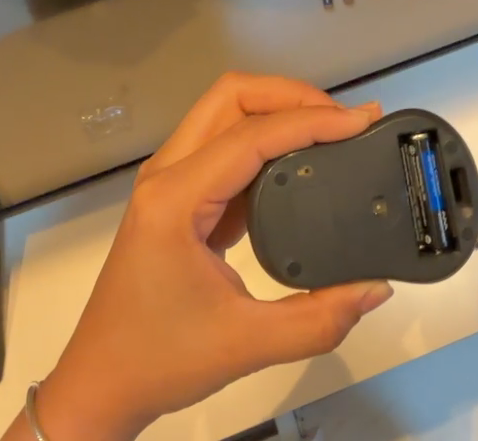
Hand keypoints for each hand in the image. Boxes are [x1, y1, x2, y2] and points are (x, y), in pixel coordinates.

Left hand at [27, 74, 392, 440]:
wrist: (101, 382)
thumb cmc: (159, 359)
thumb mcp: (245, 345)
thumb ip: (319, 319)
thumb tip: (376, 287)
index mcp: (175, 199)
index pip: (250, 136)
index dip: (309, 121)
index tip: (358, 122)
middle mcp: (167, 174)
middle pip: (230, 97)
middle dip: (290, 95)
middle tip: (341, 119)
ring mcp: (169, 180)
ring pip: (224, 113)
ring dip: (276, 110)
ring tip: (329, 131)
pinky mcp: (178, 195)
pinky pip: (222, 145)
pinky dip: (263, 139)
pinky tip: (299, 164)